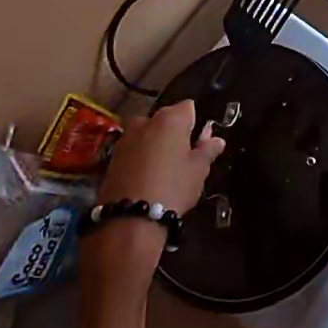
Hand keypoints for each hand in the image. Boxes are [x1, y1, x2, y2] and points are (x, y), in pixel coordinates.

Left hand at [98, 100, 225, 213]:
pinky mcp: (111, 158)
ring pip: (146, 133)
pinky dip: (140, 157)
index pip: (189, 107)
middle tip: (184, 155)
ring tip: (163, 167)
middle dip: (174, 131)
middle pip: (165, 118)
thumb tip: (216, 140)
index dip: (196, 122)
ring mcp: (125, 139)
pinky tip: (146, 176)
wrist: (129, 219)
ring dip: (155, 143)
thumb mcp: (199, 170)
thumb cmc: (173, 187)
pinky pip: (133, 149)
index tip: (200, 141)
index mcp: (171, 119)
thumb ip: (208, 150)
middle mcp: (145, 122)